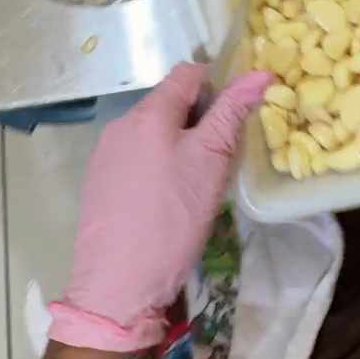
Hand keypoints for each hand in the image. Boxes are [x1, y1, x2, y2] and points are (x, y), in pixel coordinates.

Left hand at [48, 62, 272, 350]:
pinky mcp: (98, 182)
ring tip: (196, 178)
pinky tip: (168, 196)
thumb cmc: (172, 217)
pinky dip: (157, 163)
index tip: (235, 113)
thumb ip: (232, 112)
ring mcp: (105, 154)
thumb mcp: (211, 161)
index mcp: (148, 113)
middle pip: (169, 102)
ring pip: (152, 130)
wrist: (118, 286)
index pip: (187, 73)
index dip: (216, 84)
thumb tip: (260, 73)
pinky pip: (135, 155)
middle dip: (199, 118)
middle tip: (221, 153)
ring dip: (178, 141)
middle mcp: (121, 124)